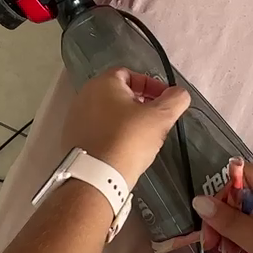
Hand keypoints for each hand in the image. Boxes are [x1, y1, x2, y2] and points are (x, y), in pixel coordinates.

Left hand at [60, 67, 189, 186]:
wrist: (96, 178)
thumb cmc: (128, 140)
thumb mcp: (160, 117)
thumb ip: (175, 100)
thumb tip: (180, 93)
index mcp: (103, 83)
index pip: (130, 74)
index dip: (151, 85)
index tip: (164, 101)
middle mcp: (85, 95)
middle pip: (118, 93)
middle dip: (140, 102)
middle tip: (156, 118)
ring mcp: (76, 118)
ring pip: (108, 111)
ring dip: (126, 119)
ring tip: (142, 136)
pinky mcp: (72, 139)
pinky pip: (98, 129)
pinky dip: (113, 133)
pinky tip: (125, 149)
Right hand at [191, 161, 252, 252]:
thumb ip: (230, 222)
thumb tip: (198, 201)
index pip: (245, 175)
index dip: (224, 189)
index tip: (208, 214)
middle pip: (243, 198)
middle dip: (224, 217)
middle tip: (210, 243)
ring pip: (248, 219)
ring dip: (232, 234)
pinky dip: (243, 245)